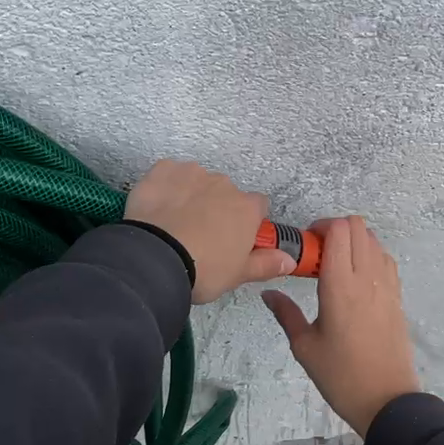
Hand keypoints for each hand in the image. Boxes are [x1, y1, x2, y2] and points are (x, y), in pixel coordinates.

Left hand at [124, 159, 295, 303]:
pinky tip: (156, 208)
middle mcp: (224, 184)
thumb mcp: (238, 275)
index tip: (234, 239)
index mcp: (246, 208)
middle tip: (199, 237)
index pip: (258, 206)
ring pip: (197, 181)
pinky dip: (165, 187)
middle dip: (215, 209)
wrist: (155, 258)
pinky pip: (169, 174)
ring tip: (173, 226)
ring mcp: (193, 172)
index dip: (247, 222)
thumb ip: (266, 264)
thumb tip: (289, 259)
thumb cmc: (203, 270)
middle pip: (225, 193)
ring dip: (190, 197)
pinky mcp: (164, 169)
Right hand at [262, 216, 420, 435]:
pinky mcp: (397, 295)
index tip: (307, 246)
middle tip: (320, 252)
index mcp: (340, 284)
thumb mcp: (305, 347)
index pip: (337, 230)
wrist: (387, 402)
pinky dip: (371, 255)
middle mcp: (366, 276)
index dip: (320, 227)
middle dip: (336, 229)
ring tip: (338, 265)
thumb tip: (268, 293)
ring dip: (354, 241)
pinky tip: (358, 279)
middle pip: (357, 225)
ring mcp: (386, 284)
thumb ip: (286, 313)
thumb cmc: (341, 375)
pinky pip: (385, 258)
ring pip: (372, 238)